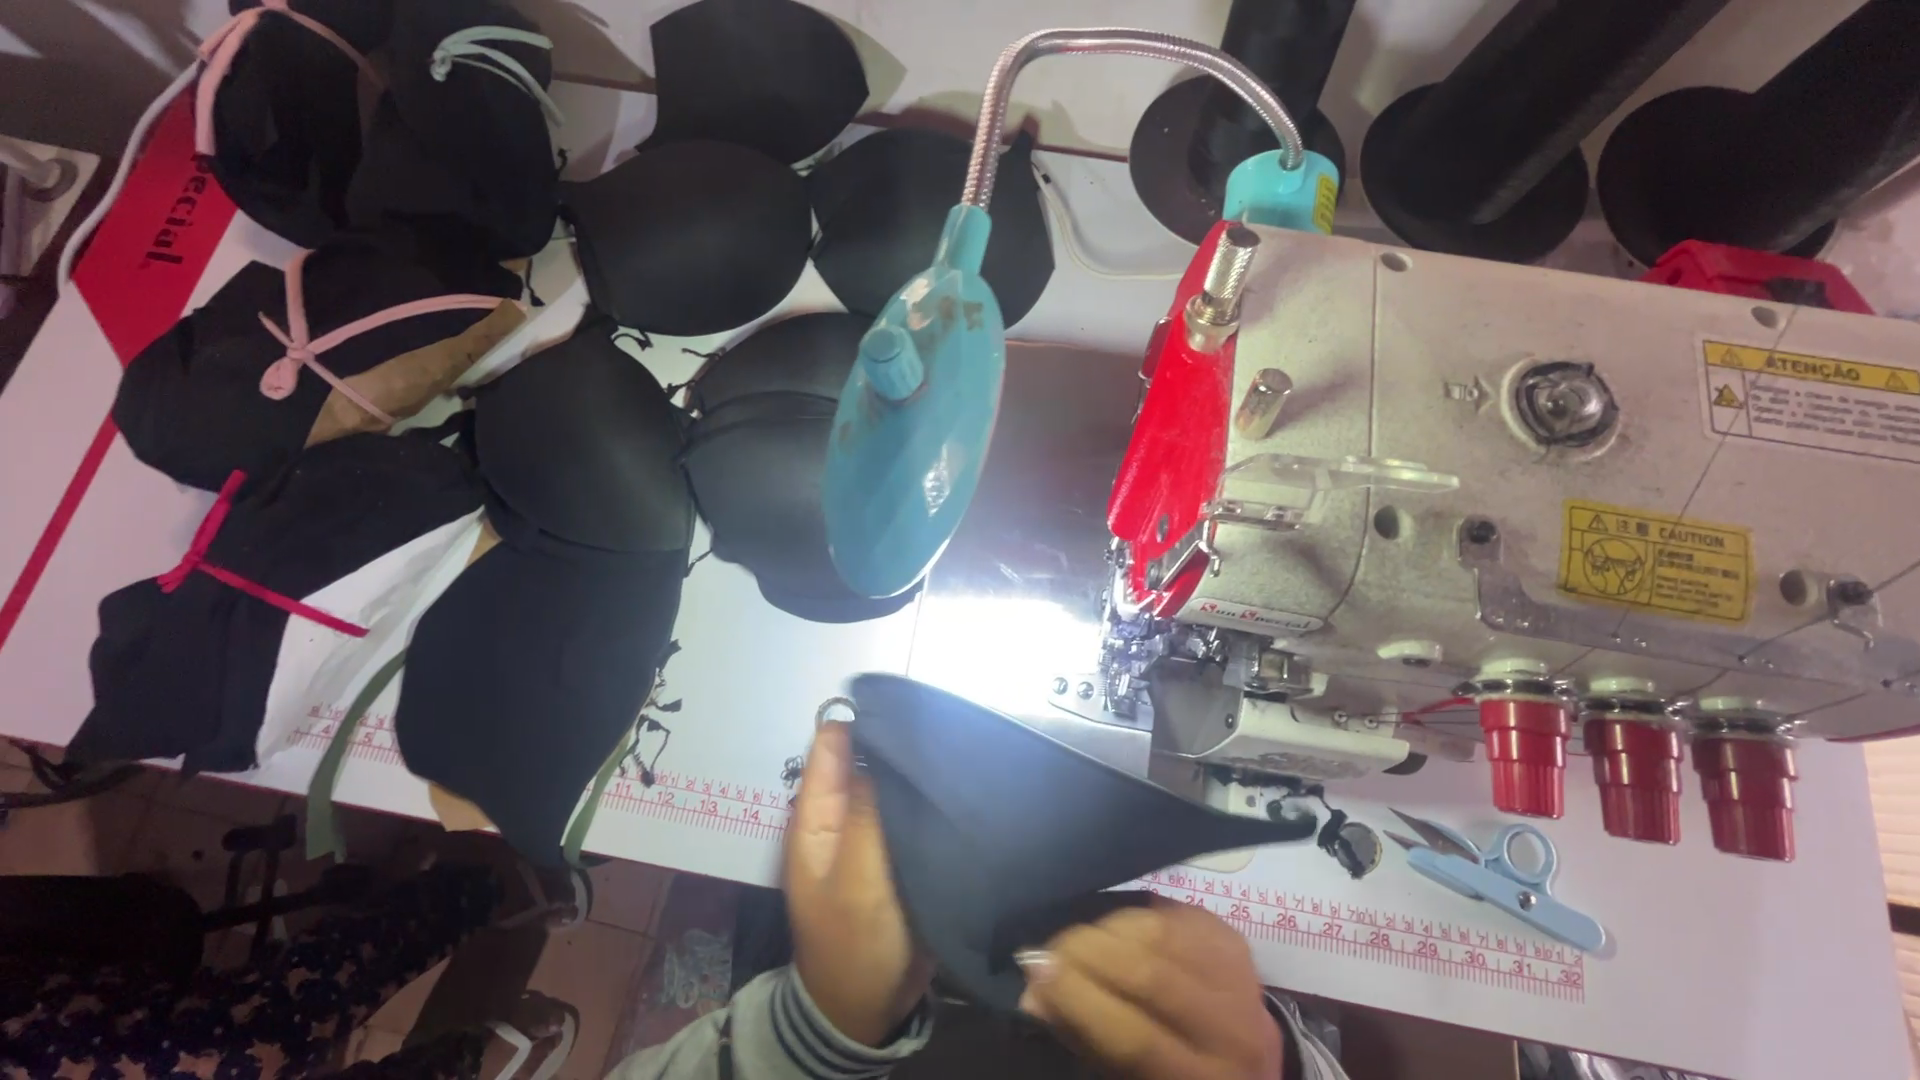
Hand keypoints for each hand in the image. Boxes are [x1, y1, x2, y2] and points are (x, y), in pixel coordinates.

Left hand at [784, 721, 932, 1045]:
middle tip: (943, 721)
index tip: (908, 702)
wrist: (870, 1007)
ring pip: (892, 785)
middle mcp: (841, 816)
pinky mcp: (897, 853)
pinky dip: (927, 798)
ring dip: (915, 770)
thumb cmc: (855, 942)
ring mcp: (870, 835)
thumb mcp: (858, 875)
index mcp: (817, 815)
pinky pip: (912, 813)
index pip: (833, 744)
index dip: (864, 718)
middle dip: (897, 741)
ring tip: (956, 745)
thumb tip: (880, 744)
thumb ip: (866, 809)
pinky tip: (958, 784)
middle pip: (866, 759)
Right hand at [1019, 898, 1282, 1079]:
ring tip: (1077, 934)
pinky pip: (1179, 913)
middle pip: (1151, 975)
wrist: (1236, 1064)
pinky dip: (1139, 913)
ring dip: (1108, 925)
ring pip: (1163, 932)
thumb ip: (1083, 1038)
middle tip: (1047, 945)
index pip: (1134, 1037)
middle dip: (1087, 951)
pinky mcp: (1237, 944)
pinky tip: (1115, 922)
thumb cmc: (1161, 1071)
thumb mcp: (1122, 1076)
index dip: (1078, 998)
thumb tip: (1034, 992)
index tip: (1033, 966)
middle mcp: (1232, 1035)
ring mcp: (1243, 983)